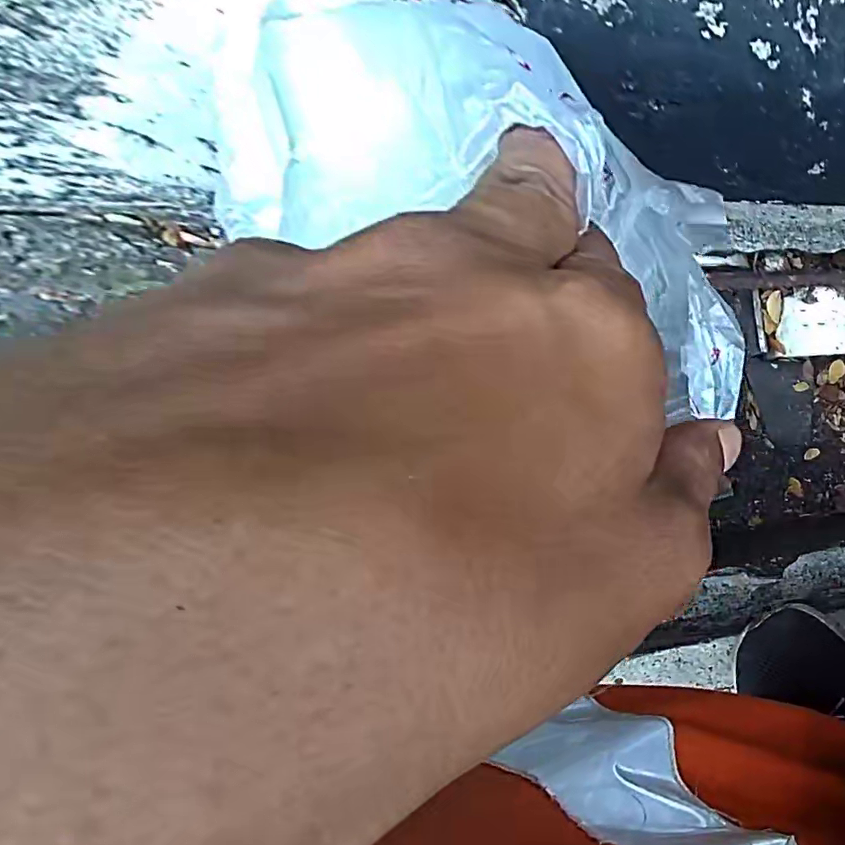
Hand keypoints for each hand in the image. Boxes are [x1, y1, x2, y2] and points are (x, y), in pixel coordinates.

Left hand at [0, 127, 737, 844]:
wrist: (142, 664)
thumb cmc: (459, 621)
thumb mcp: (617, 580)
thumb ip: (670, 497)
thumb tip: (702, 446)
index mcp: (579, 345)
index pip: (621, 296)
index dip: (626, 307)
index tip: (622, 289)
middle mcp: (459, 283)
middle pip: (517, 223)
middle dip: (541, 212)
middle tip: (549, 179)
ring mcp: (309, 284)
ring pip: (401, 241)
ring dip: (440, 249)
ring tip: (462, 254)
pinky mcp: (172, 322)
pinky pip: (292, 293)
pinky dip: (328, 313)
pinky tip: (321, 363)